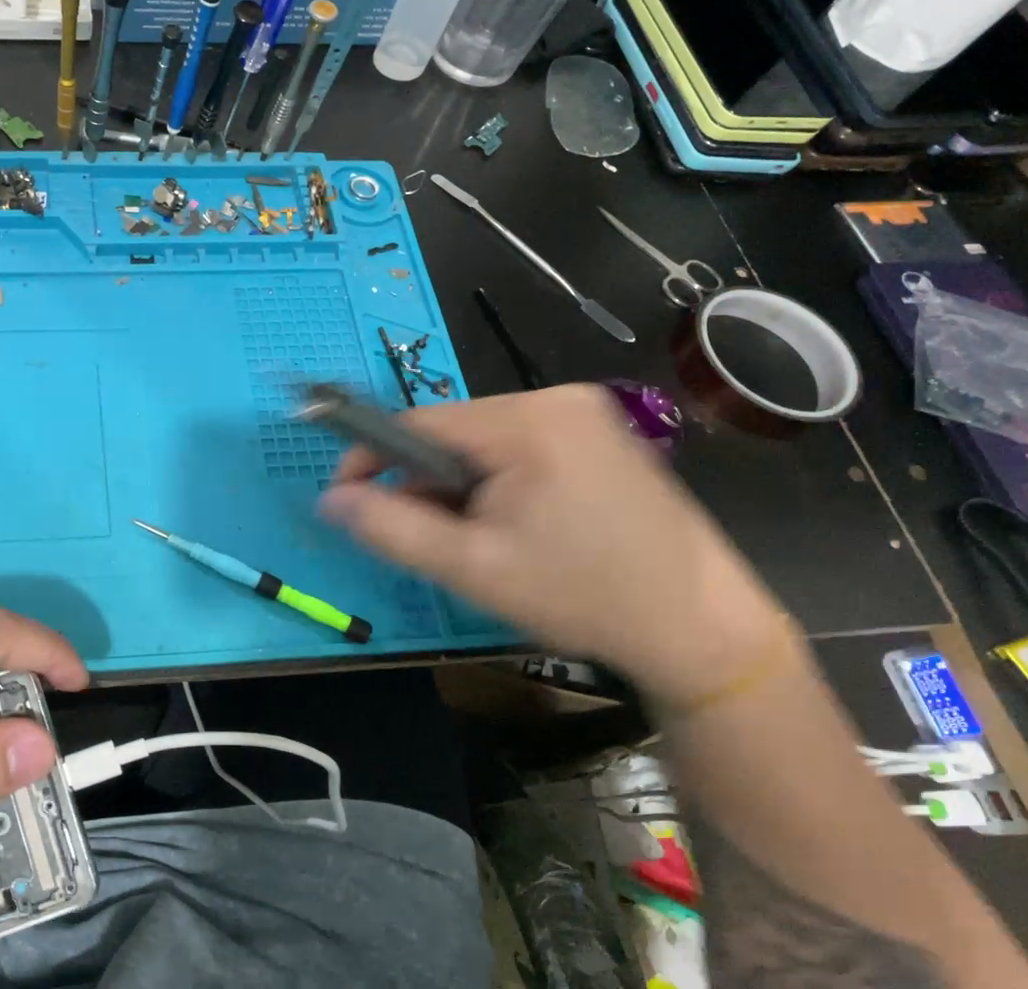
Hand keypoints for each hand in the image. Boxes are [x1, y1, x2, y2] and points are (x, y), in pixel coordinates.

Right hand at [319, 385, 790, 693]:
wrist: (699, 627)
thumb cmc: (580, 595)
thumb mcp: (472, 568)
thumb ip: (390, 528)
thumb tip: (328, 499)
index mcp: (527, 422)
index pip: (417, 422)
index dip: (370, 458)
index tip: (346, 500)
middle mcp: (557, 400)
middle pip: (451, 432)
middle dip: (422, 482)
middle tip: (424, 540)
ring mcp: (585, 414)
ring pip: (481, 443)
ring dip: (458, 487)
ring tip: (475, 543)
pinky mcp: (600, 436)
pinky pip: (517, 449)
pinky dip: (494, 483)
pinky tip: (511, 528)